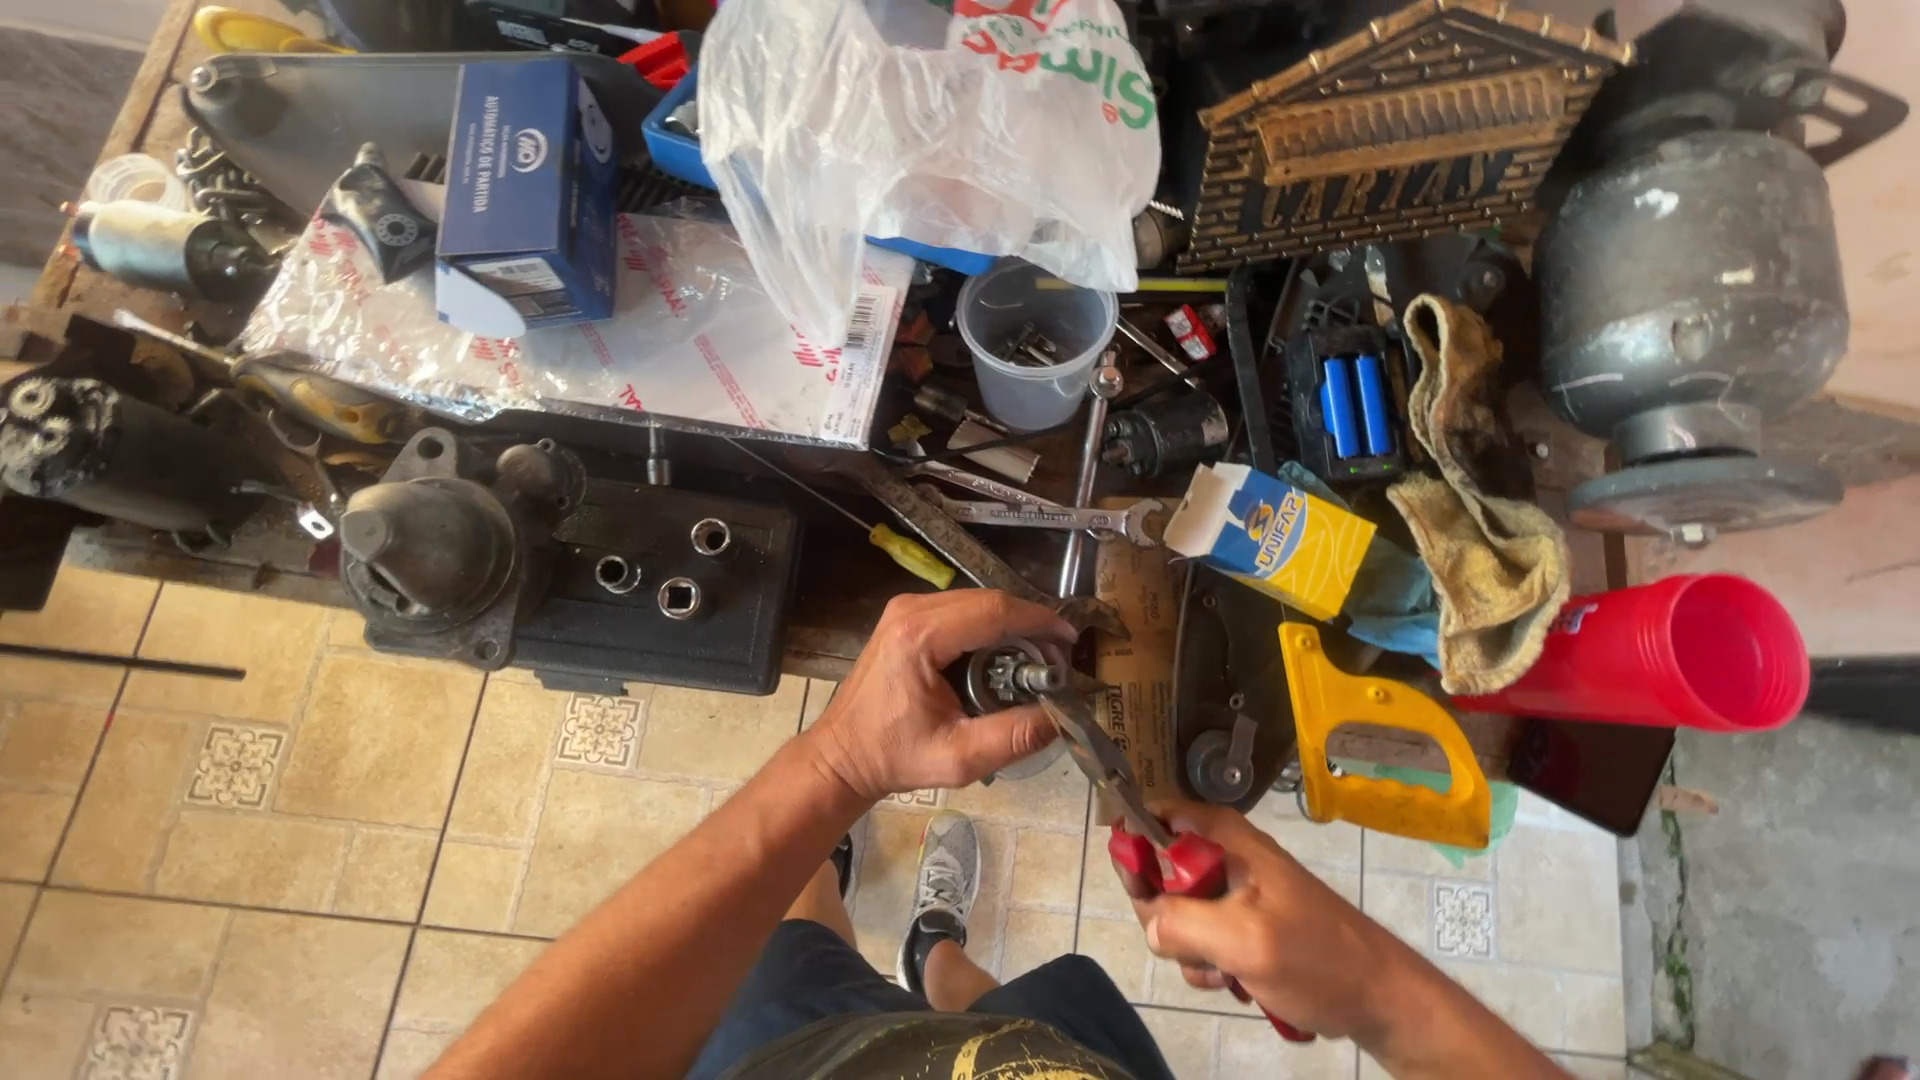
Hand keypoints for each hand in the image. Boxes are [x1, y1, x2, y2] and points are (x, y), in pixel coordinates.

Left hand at [807, 590, 1076, 802]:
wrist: (843, 755)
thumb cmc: (894, 757)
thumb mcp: (958, 758)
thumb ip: (1013, 737)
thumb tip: (1061, 716)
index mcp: (918, 637)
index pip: (992, 611)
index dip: (1037, 620)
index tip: (1070, 639)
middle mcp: (910, 610)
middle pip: (987, 600)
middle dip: (1027, 623)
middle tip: (1056, 656)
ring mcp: (905, 608)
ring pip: (975, 601)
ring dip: (1009, 623)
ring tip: (1036, 657)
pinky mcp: (905, 616)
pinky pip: (960, 609)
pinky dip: (988, 625)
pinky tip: (1004, 652)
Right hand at [1116, 800, 1414, 1040]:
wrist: (1380, 1000)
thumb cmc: (1319, 959)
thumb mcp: (1247, 941)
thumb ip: (1185, 923)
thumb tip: (1150, 922)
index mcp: (1221, 834)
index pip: (1152, 814)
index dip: (1132, 843)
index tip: (1135, 886)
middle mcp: (1222, 850)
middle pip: (1155, 867)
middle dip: (1163, 911)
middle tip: (1188, 941)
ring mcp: (1231, 887)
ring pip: (1173, 907)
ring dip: (1186, 945)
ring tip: (1221, 968)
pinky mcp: (1240, 919)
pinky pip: (1196, 933)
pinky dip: (1205, 959)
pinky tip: (1231, 979)